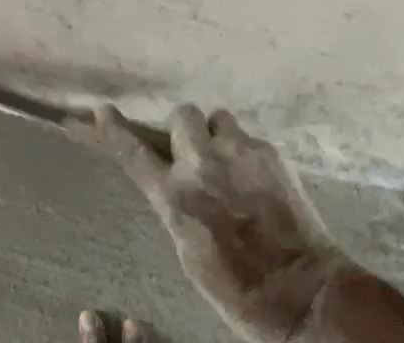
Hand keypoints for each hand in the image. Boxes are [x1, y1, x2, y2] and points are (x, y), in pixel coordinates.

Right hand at [68, 104, 341, 341]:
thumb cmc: (237, 287)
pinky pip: (248, 139)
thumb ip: (175, 205)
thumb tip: (172, 183)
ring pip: (217, 119)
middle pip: (181, 116)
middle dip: (184, 131)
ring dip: (217, 137)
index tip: (101, 111)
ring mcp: (239, 153)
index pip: (133, 152)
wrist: (302, 292)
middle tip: (195, 154)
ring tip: (230, 164)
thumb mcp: (188, 250)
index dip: (113, 130)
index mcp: (175, 196)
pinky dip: (246, 154)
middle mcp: (202, 165)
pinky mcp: (270, 153)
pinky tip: (257, 181)